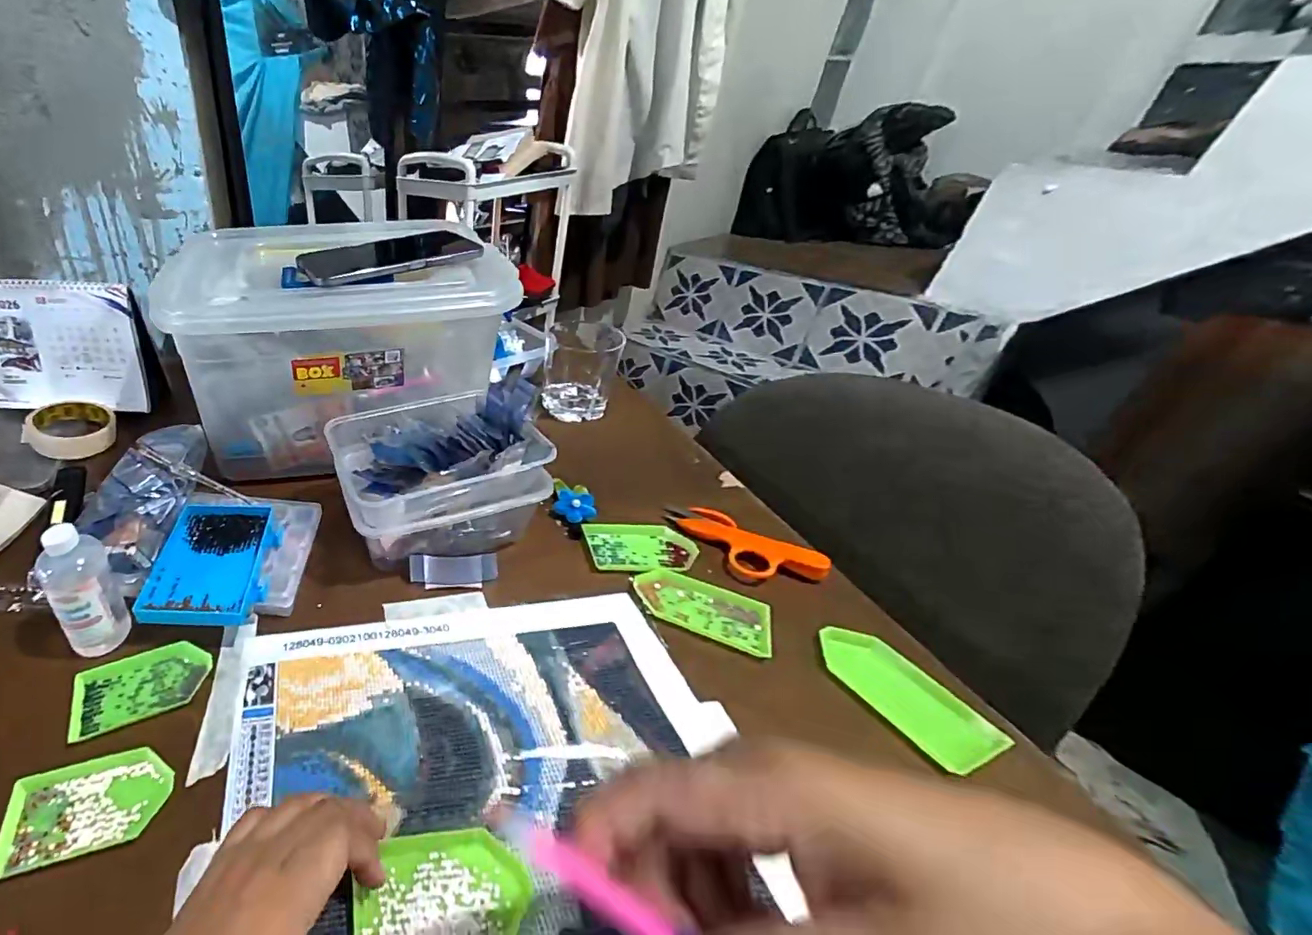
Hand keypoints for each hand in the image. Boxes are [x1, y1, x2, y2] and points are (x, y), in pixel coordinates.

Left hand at [168, 795, 385, 934]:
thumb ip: (328, 923)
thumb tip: (364, 900)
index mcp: (284, 890)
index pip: (334, 831)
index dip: (365, 846)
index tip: (378, 879)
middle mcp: (260, 858)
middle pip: (315, 809)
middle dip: (353, 817)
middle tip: (378, 840)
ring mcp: (234, 854)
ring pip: (288, 805)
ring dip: (324, 811)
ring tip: (345, 831)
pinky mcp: (216, 863)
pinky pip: (257, 817)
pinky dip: (288, 815)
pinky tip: (293, 835)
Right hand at [571, 740, 1232, 934]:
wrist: (1122, 927)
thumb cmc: (986, 922)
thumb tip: (649, 927)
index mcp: (760, 779)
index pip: (645, 789)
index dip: (595, 834)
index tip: (570, 892)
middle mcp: (762, 773)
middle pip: (664, 811)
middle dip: (643, 878)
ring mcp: (795, 796)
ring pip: (699, 836)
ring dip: (684, 895)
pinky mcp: (824, 826)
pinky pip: (745, 853)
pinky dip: (729, 900)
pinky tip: (757, 931)